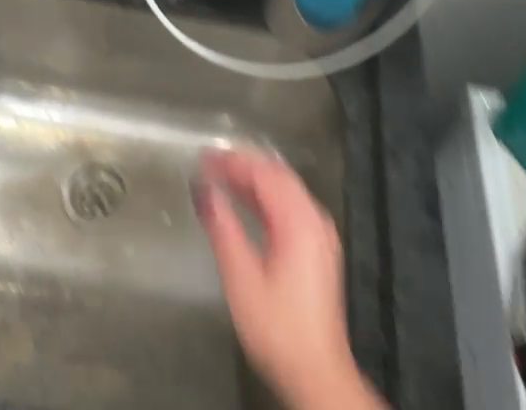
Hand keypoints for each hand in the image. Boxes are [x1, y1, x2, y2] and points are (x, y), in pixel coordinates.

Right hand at [194, 151, 386, 409]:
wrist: (314, 368)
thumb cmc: (276, 326)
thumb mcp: (241, 277)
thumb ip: (223, 228)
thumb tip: (205, 192)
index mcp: (299, 222)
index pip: (264, 174)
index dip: (233, 161)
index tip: (205, 157)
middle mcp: (315, 220)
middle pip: (278, 176)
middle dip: (244, 165)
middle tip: (211, 161)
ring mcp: (320, 233)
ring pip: (286, 190)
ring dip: (254, 180)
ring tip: (222, 177)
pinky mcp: (318, 248)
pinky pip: (291, 206)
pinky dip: (266, 198)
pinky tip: (245, 203)